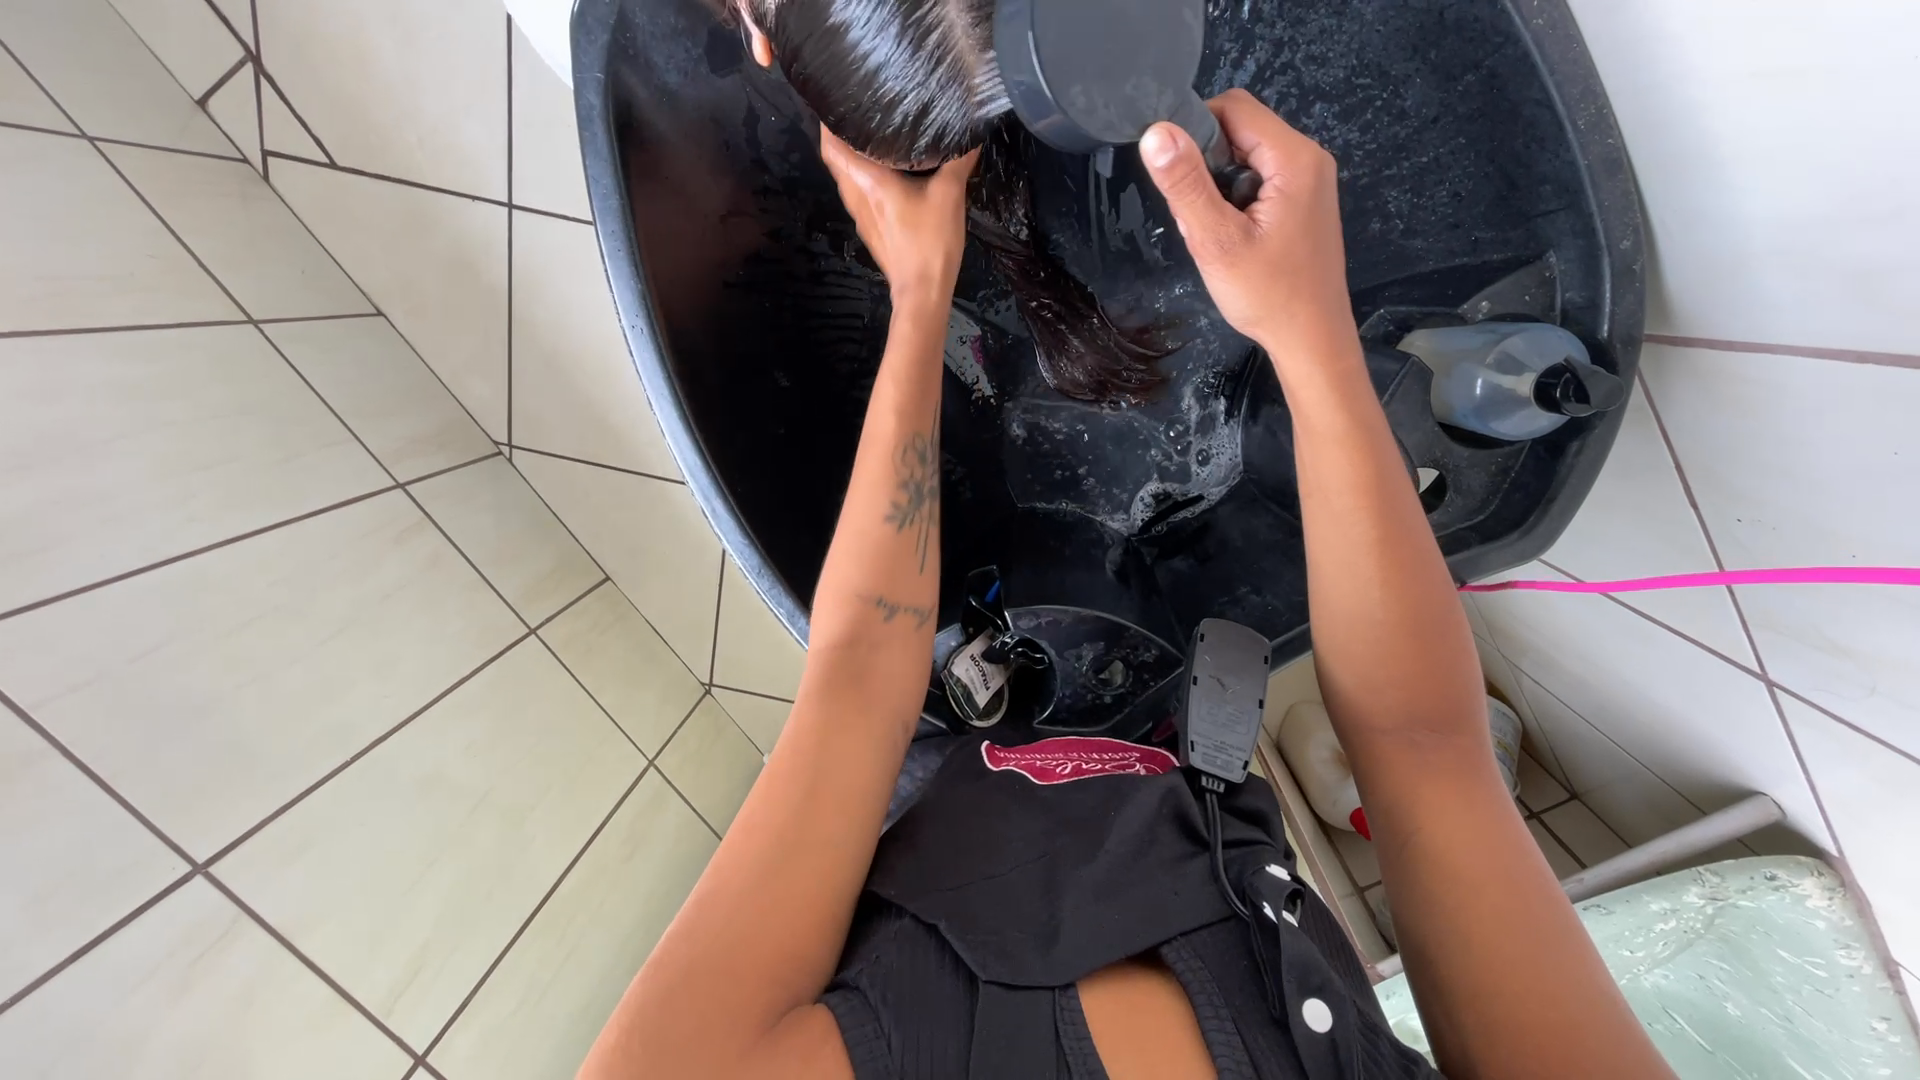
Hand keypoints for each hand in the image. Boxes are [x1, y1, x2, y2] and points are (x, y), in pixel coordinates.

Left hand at [819, 129, 980, 313]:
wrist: (923, 293)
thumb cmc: (930, 243)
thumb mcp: (950, 195)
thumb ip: (958, 160)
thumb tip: (971, 132)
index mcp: (868, 182)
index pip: (831, 146)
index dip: (827, 120)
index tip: (836, 98)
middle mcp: (857, 197)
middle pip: (836, 162)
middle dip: (840, 136)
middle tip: (857, 112)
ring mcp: (861, 218)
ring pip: (847, 180)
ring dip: (853, 160)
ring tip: (871, 137)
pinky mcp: (871, 232)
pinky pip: (860, 197)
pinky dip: (865, 180)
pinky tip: (885, 175)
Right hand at [1139, 90, 1354, 364]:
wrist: (1310, 338)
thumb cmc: (1265, 294)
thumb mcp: (1216, 241)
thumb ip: (1186, 185)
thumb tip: (1154, 132)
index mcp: (1293, 157)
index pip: (1233, 107)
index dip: (1194, 129)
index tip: (1174, 174)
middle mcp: (1308, 157)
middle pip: (1242, 129)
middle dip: (1206, 162)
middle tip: (1194, 213)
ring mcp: (1310, 180)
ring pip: (1248, 156)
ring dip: (1219, 184)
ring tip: (1212, 230)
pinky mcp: (1304, 202)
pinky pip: (1261, 180)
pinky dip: (1236, 198)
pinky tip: (1230, 236)